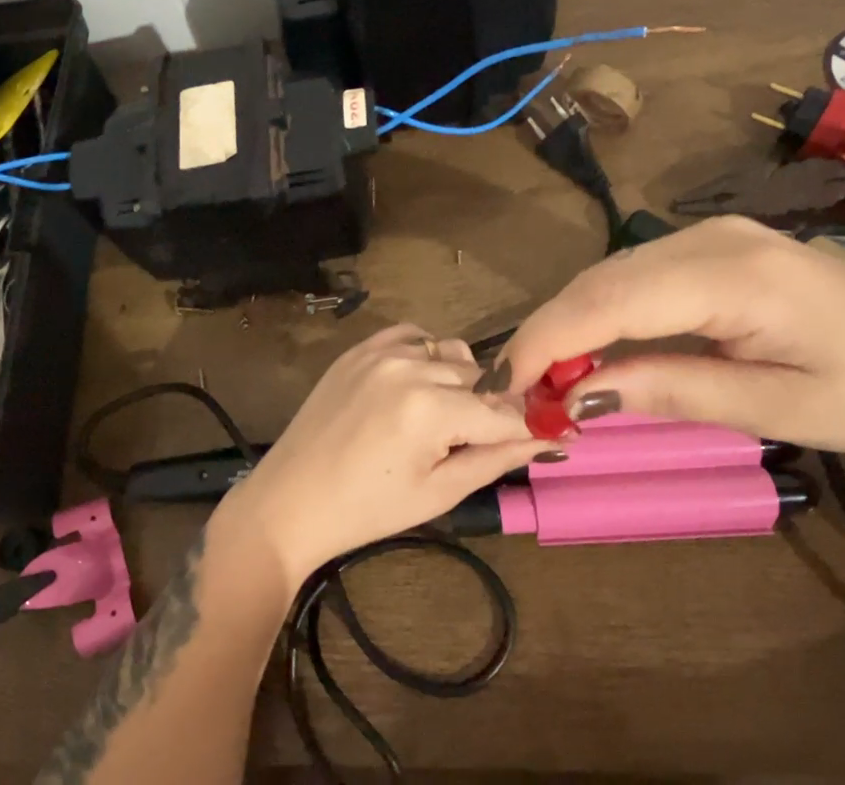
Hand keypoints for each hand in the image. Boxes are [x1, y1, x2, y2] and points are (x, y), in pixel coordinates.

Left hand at [214, 324, 556, 583]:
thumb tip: (551, 437)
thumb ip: (497, 457)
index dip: (530, 426)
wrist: (292, 500)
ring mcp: (379, 353)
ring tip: (434, 420)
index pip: (505, 411)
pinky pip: (411, 336)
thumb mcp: (440, 492)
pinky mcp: (357, 350)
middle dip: (485, 408)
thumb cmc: (368, 509)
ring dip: (456, 381)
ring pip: (449, 354)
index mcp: (431, 409)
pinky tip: (414, 387)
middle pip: (480, 378)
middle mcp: (409, 368)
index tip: (552, 435)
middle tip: (465, 443)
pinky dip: (423, 355)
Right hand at [497, 216, 844, 452]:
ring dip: (566, 327)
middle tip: (514, 396)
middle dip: (547, 338)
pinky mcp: (714, 247)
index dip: (547, 343)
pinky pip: (633, 277)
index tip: (503, 389)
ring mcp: (713, 235)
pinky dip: (598, 316)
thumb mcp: (778, 407)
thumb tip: (576, 397)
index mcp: (737, 275)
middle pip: (598, 282)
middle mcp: (714, 238)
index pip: (609, 301)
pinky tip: (588, 353)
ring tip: (543, 383)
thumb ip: (672, 390)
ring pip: (607, 276)